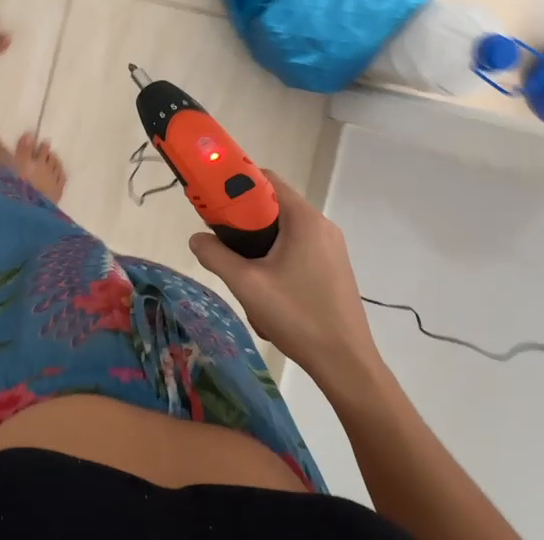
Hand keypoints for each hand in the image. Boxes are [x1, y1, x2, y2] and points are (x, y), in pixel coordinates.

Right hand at [189, 174, 382, 387]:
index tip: (212, 203)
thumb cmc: (297, 316)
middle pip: (273, 206)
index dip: (235, 184)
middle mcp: (321, 226)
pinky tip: (266, 291)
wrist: (346, 363)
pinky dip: (276, 259)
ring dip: (259, 246)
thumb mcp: (246, 284)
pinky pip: (297, 250)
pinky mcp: (334, 268)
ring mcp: (331, 248)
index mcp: (304, 219)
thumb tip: (196, 238)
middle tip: (221, 243)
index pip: (265, 179)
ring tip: (243, 275)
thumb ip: (215, 255)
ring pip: (283, 231)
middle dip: (243, 222)